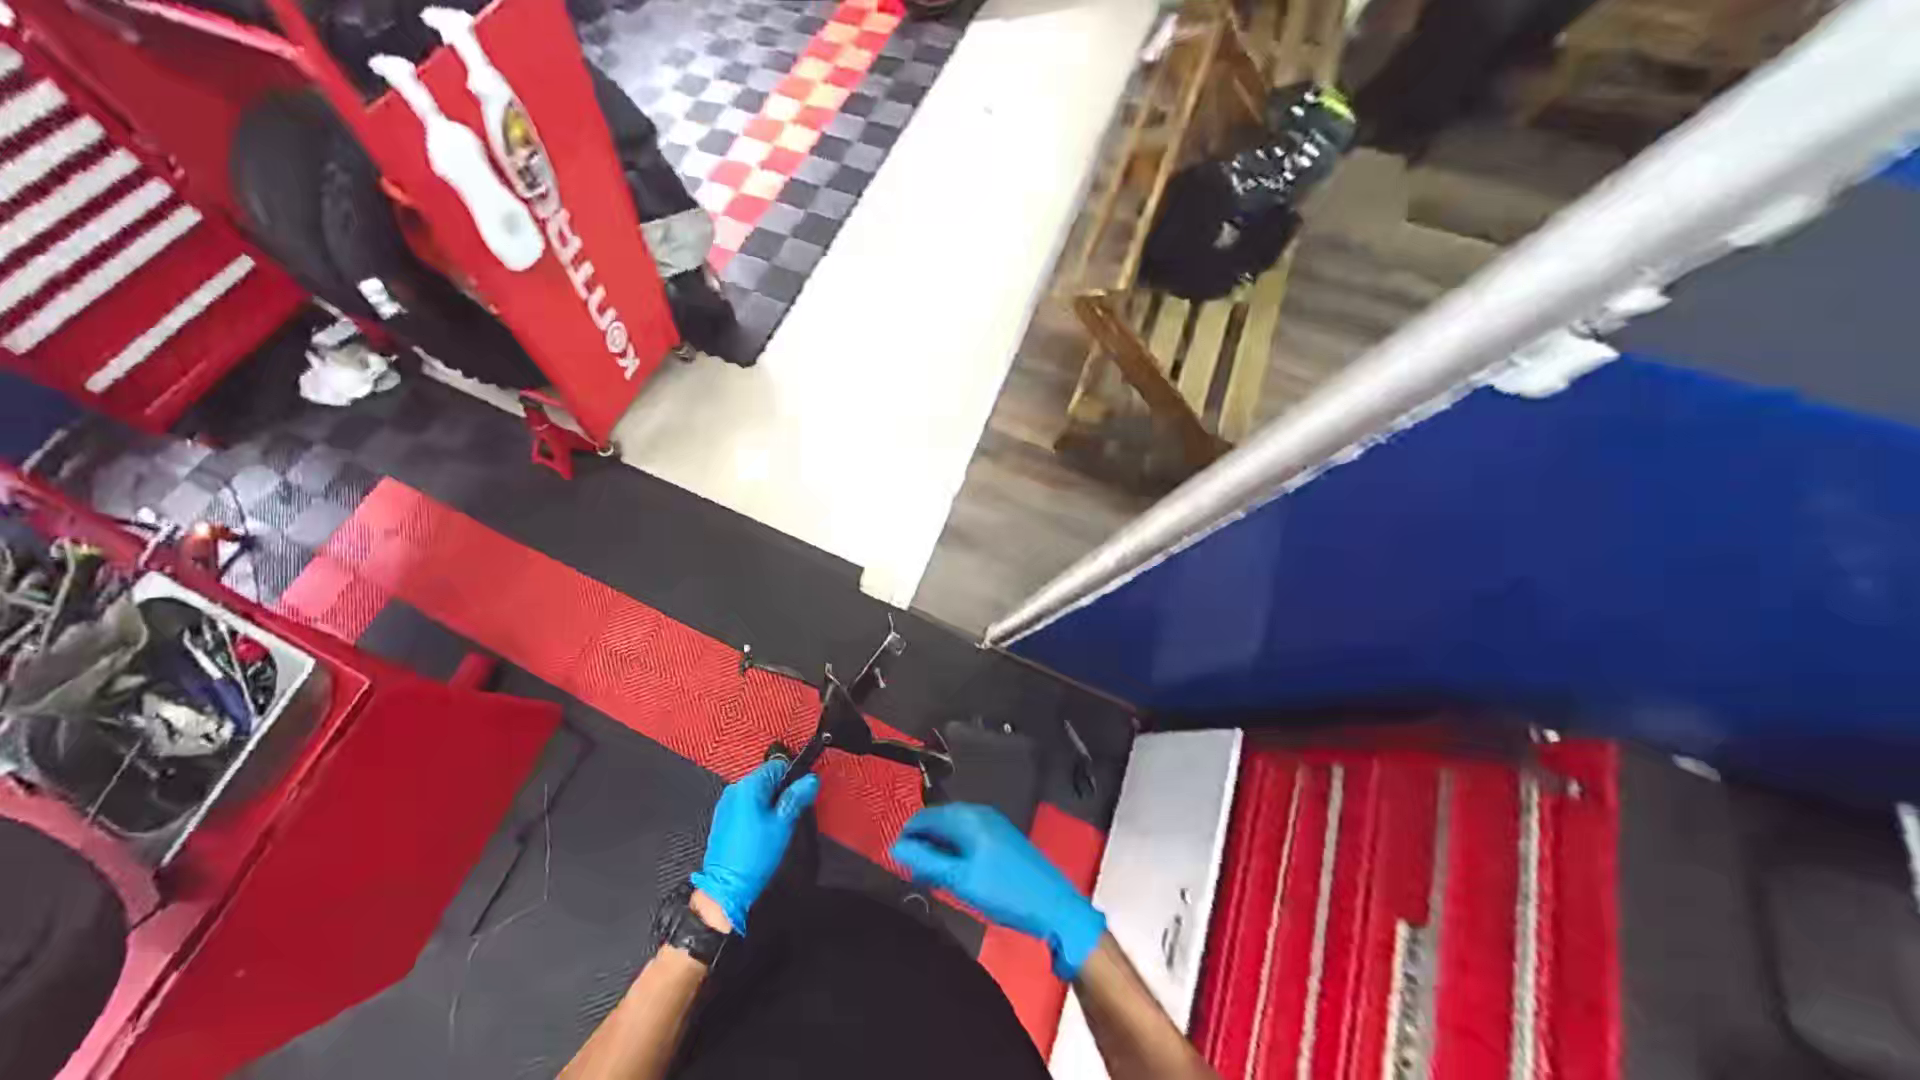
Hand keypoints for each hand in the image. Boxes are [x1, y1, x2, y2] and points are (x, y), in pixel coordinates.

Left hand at [689, 761, 818, 934]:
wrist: (726, 887)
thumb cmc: (754, 856)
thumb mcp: (783, 823)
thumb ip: (798, 797)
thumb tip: (811, 779)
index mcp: (749, 786)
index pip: (777, 764)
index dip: (793, 776)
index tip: (801, 793)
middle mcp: (735, 790)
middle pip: (767, 777)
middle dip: (781, 792)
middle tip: (789, 814)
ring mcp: (726, 804)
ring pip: (757, 792)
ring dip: (770, 803)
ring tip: (776, 826)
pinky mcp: (723, 818)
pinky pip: (746, 805)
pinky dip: (757, 812)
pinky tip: (762, 832)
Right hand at [890, 803, 1105, 978]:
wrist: (1052, 906)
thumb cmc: (1004, 892)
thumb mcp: (959, 880)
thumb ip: (926, 862)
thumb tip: (897, 848)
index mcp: (968, 817)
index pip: (925, 816)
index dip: (907, 837)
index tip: (897, 861)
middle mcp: (980, 813)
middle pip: (940, 821)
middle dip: (924, 844)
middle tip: (915, 873)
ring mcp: (994, 824)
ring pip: (954, 831)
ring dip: (940, 850)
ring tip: (933, 877)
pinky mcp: (1003, 838)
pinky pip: (969, 838)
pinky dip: (956, 852)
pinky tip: (956, 875)